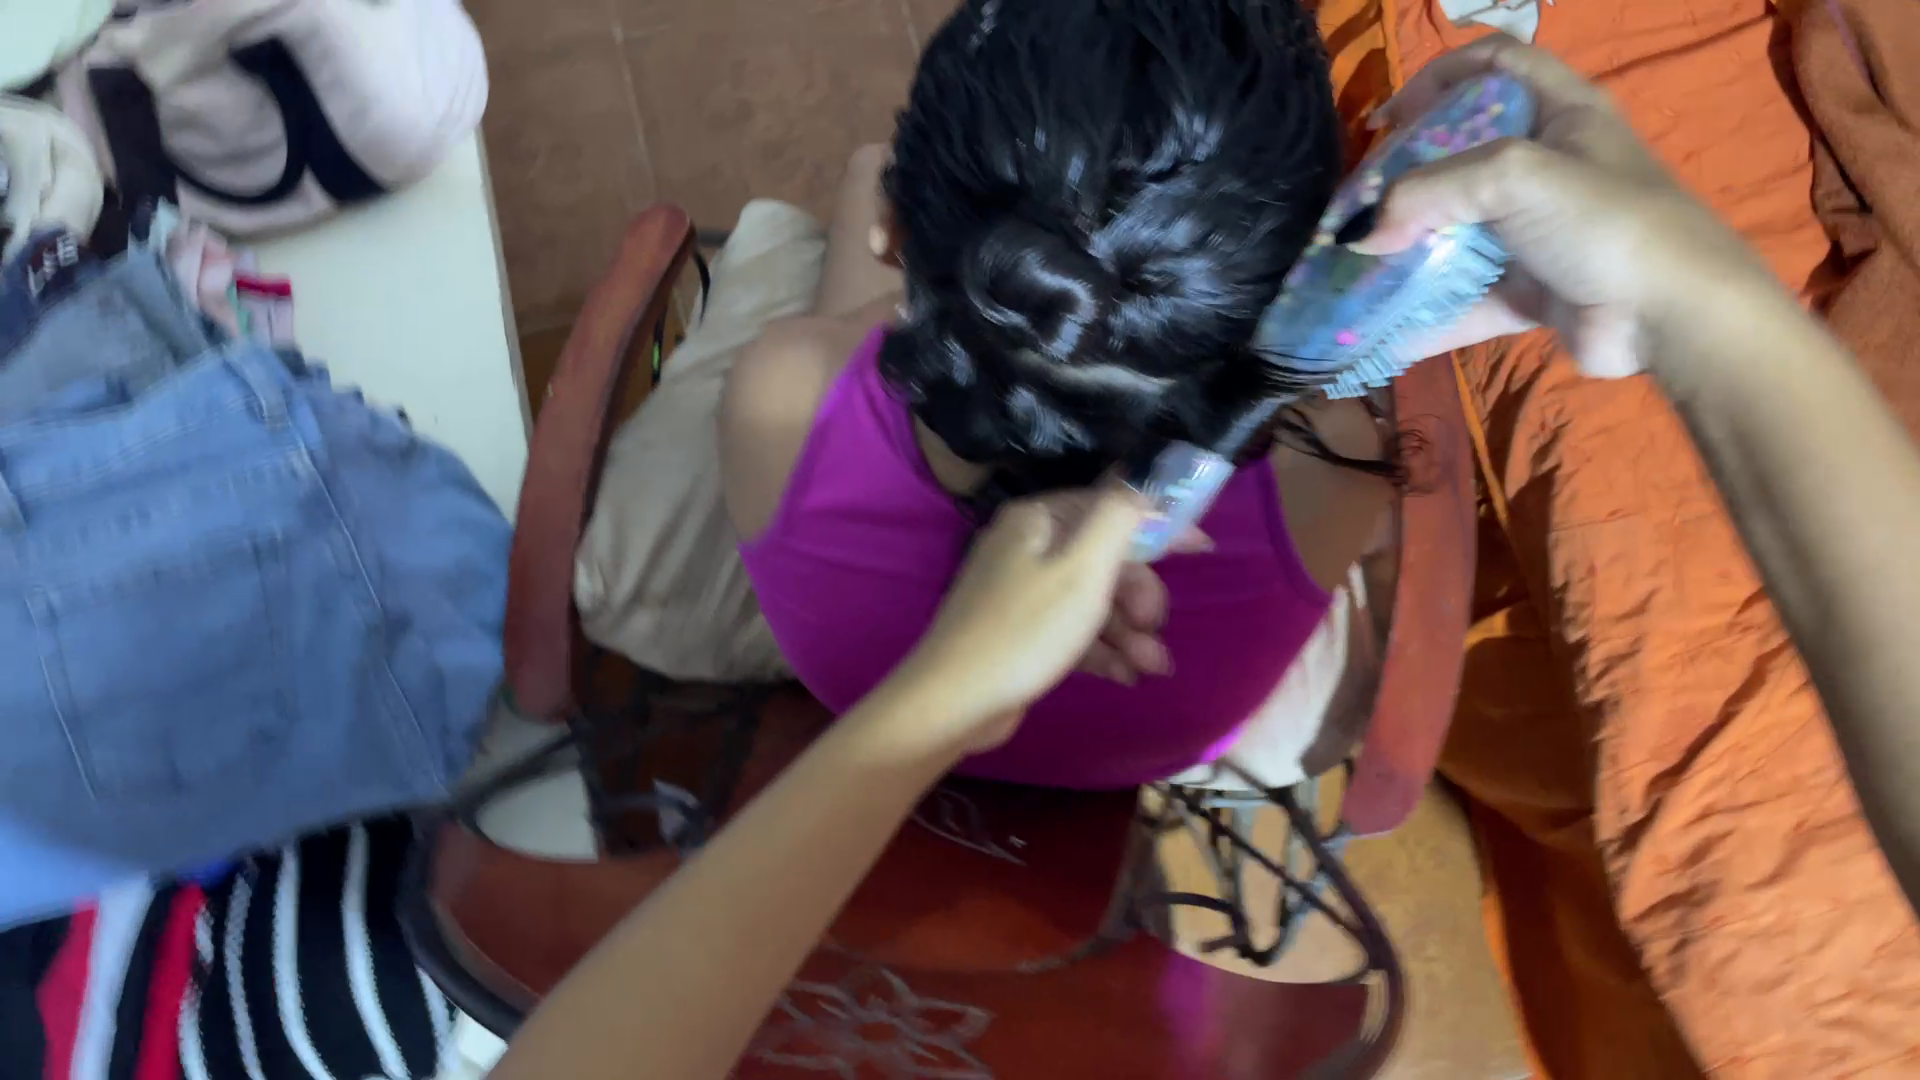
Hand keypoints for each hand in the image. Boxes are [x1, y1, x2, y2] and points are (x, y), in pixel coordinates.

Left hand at [893, 482, 1147, 754]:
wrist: (952, 701)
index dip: (1159, 526)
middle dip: (1138, 595)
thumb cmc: (1024, 630)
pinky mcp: (1019, 633)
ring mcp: (1020, 592)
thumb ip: (1119, 517)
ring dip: (1127, 632)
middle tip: (1155, 627)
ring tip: (1152, 667)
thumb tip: (1142, 480)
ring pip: (1090, 600)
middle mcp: (1026, 547)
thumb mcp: (1082, 568)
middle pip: (1102, 558)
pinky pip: (1071, 630)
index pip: (1110, 508)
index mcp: (1038, 520)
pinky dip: (1100, 650)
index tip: (1203, 549)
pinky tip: (1128, 676)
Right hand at [1353, 35, 1777, 376]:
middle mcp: (1542, 170)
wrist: (1667, 317)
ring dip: (1400, 253)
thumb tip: (1357, 234)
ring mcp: (1530, 234)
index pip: (1493, 67)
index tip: (1381, 124)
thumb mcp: (1516, 179)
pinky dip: (1417, 316)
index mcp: (1560, 116)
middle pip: (1455, 159)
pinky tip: (1377, 330)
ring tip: (1353, 270)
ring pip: (1448, 234)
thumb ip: (1429, 193)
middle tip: (1356, 210)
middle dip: (1399, 182)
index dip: (1435, 81)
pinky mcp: (1521, 289)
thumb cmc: (1605, 223)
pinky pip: (1456, 298)